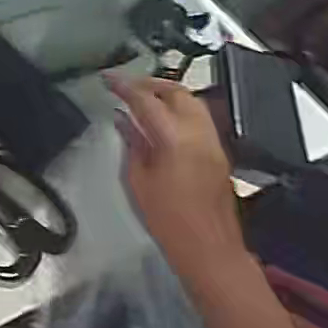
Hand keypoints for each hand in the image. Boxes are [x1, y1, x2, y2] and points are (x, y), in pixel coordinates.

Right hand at [105, 75, 247, 281]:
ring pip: (193, 102)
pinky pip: (200, 118)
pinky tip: (162, 118)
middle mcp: (199, 134)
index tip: (108, 79)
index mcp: (174, 139)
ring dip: (167, 93)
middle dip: (150, 83)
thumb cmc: (166, 218)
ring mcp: (213, 142)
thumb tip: (123, 120)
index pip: (147, 100)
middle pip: (177, 92)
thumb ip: (132, 143)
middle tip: (126, 85)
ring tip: (143, 97)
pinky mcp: (219, 153)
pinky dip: (180, 109)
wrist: (209, 248)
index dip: (125, 86)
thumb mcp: (138, 179)